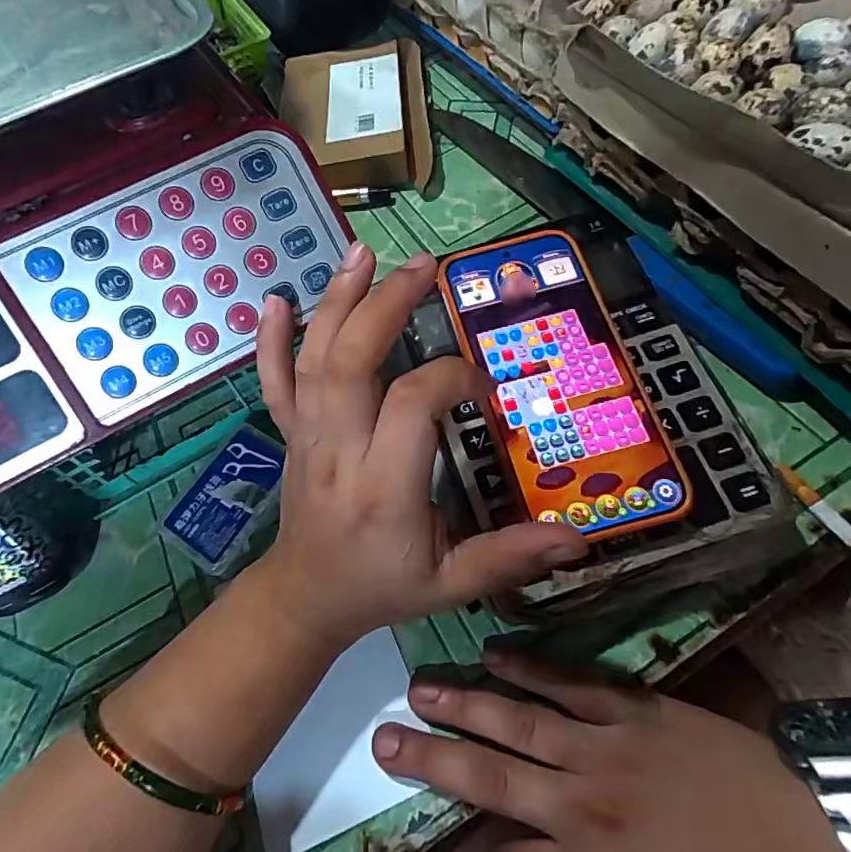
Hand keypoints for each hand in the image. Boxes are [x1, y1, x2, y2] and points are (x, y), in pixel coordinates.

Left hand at [249, 245, 587, 645]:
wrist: (305, 598)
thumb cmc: (380, 588)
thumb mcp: (450, 585)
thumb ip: (509, 558)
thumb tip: (578, 540)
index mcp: (383, 487)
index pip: (411, 405)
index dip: (450, 376)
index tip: (481, 381)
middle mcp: (338, 451)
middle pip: (351, 364)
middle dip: (385, 305)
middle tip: (423, 265)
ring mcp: (306, 438)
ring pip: (314, 361)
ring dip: (336, 302)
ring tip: (363, 253)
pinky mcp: (290, 433)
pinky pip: (274, 382)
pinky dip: (272, 341)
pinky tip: (276, 300)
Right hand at [373, 649, 850, 851]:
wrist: (817, 835)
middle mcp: (586, 803)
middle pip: (494, 782)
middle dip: (435, 765)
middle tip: (384, 743)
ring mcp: (606, 746)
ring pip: (519, 723)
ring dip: (466, 706)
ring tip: (419, 691)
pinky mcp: (633, 707)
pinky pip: (569, 684)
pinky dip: (529, 668)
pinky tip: (494, 652)